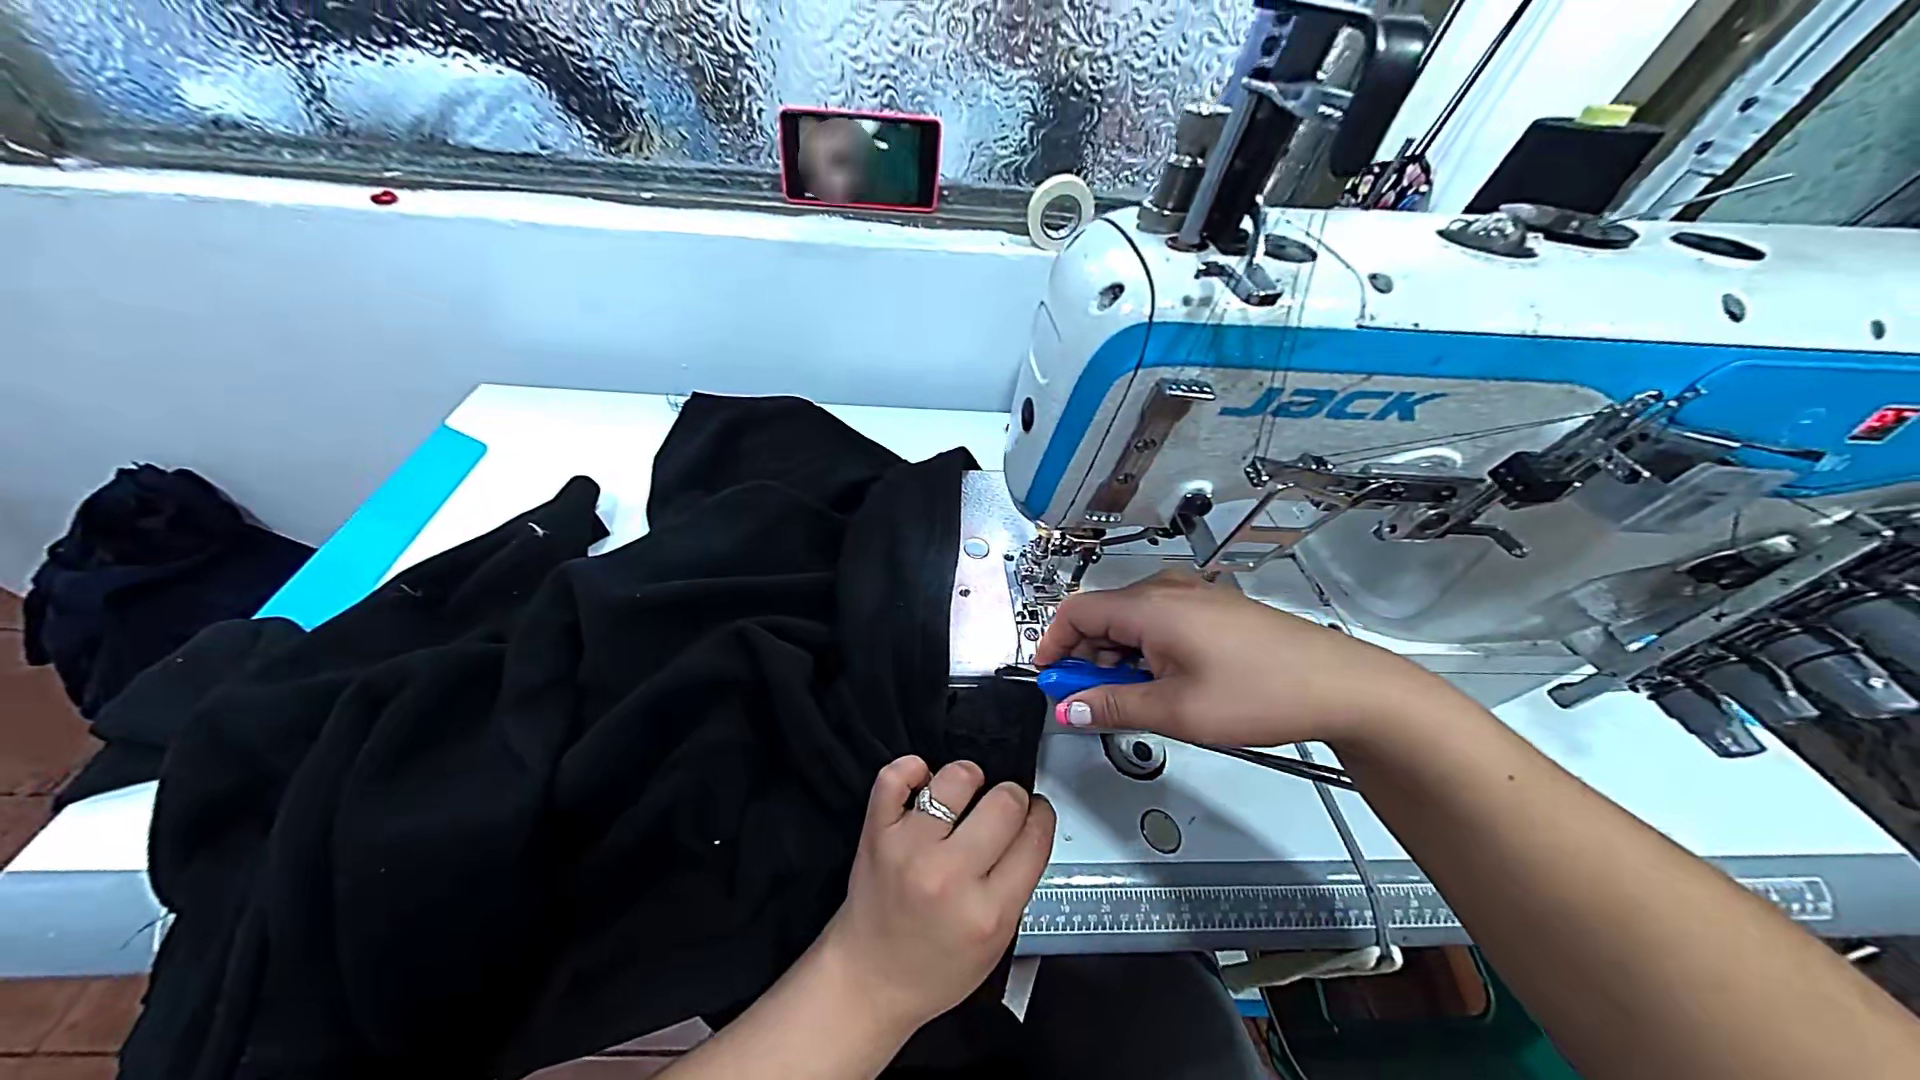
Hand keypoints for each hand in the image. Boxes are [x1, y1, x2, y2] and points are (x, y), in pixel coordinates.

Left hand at [819, 755, 1055, 1036]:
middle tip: (1002, 808)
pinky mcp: (877, 833)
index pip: (1035, 836)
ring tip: (965, 795)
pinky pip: (895, 776)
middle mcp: (949, 876)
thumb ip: (1018, 881)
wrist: (868, 980)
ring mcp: (909, 850)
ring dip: (968, 779)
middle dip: (1012, 797)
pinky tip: (924, 782)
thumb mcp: (998, 940)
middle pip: (1005, 802)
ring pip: (956, 779)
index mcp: (988, 911)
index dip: (1040, 816)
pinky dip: (913, 768)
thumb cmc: (933, 966)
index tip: (1034, 814)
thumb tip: (1030, 823)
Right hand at [1034, 570, 1449, 747]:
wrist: (1342, 686)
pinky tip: (1164, 684)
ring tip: (1133, 699)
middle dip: (1085, 658)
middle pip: (1101, 617)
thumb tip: (1072, 708)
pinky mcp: (1210, 609)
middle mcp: (1168, 590)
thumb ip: (1113, 707)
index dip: (1053, 645)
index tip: (1050, 679)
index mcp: (1151, 606)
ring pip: (1129, 622)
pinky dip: (1144, 651)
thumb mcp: (1176, 711)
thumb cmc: (1268, 691)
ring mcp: (1192, 597)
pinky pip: (1157, 623)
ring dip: (1115, 658)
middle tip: (1089, 700)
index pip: (1075, 612)